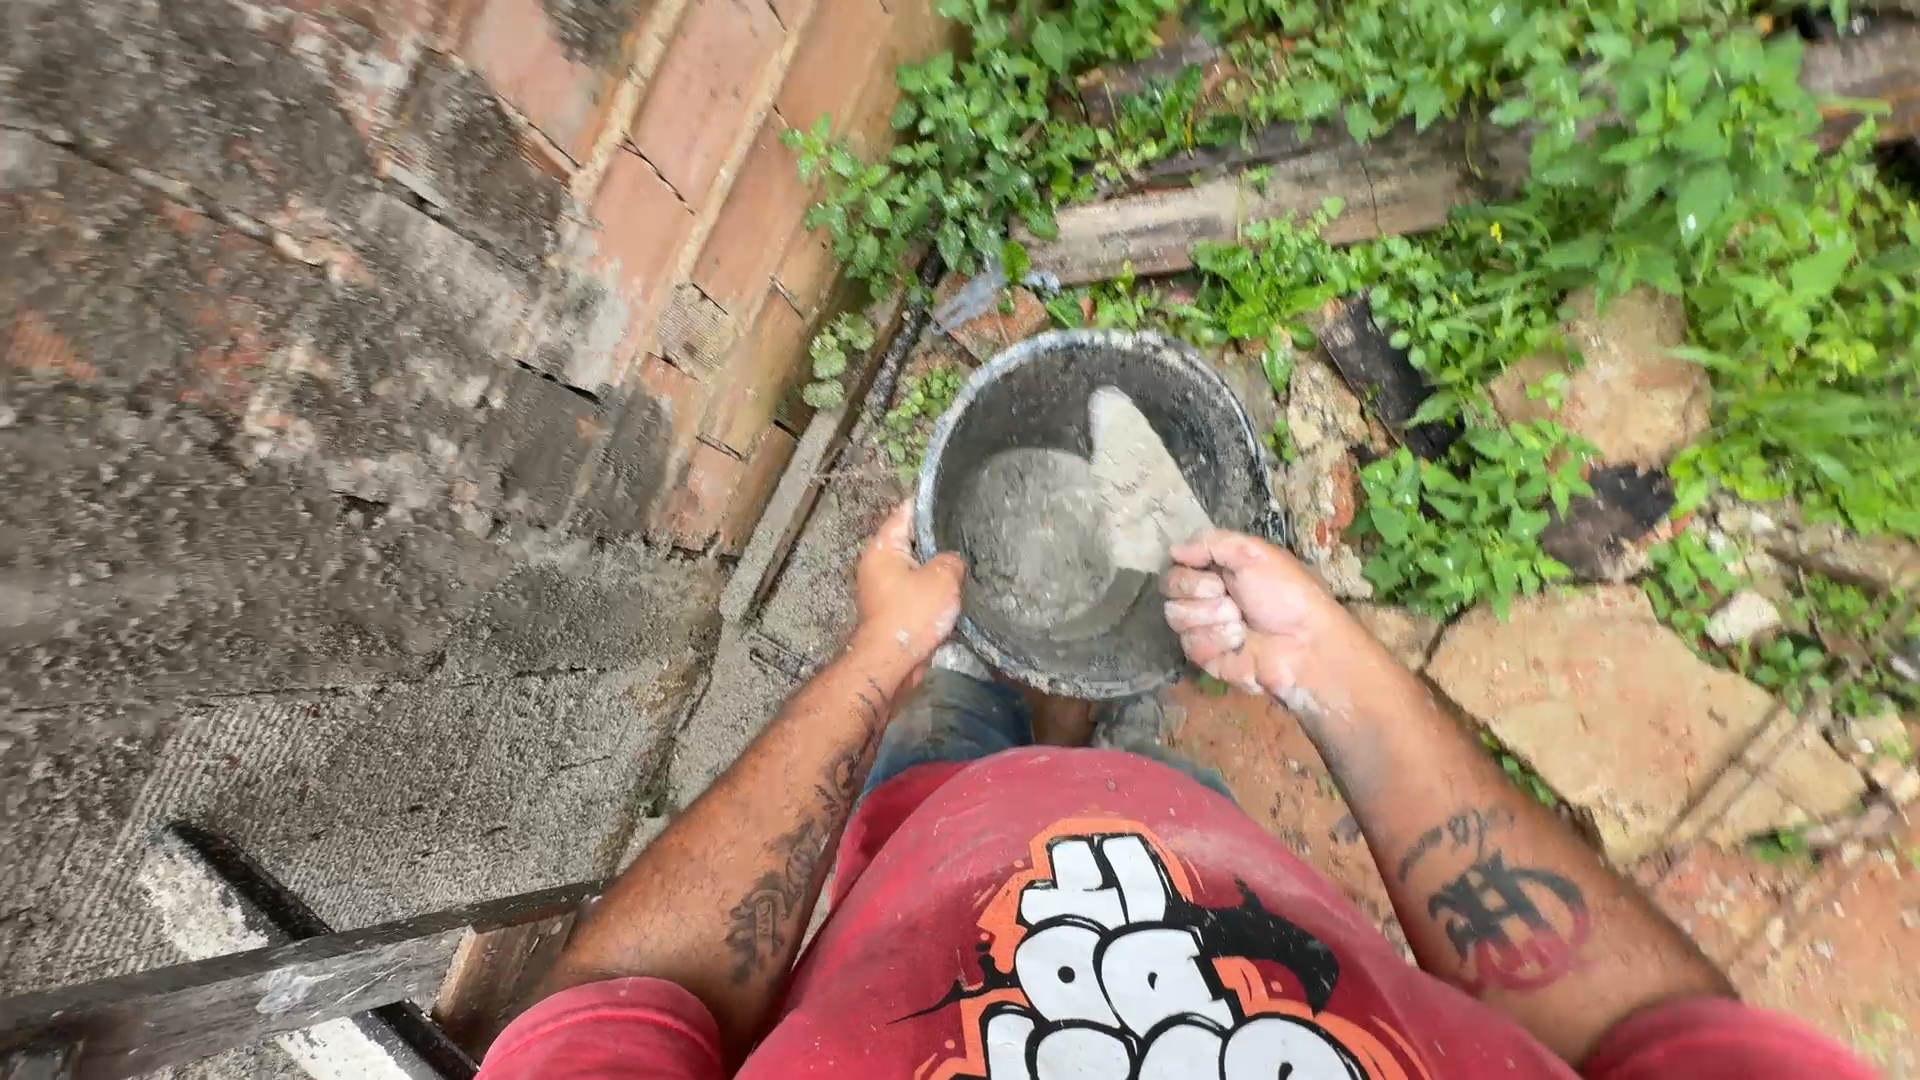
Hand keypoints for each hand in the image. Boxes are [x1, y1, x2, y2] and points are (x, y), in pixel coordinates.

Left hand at [853, 501, 966, 677]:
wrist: (892, 661)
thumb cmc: (912, 613)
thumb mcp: (943, 577)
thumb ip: (952, 559)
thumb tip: (952, 562)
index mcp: (883, 547)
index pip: (906, 512)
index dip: (930, 504)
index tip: (954, 497)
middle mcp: (878, 563)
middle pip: (912, 540)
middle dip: (938, 539)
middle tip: (969, 532)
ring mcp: (883, 587)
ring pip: (917, 568)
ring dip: (937, 570)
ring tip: (967, 563)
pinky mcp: (892, 609)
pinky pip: (916, 591)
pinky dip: (933, 592)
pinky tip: (956, 592)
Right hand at [1160, 529, 1358, 713]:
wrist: (1304, 645)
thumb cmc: (1287, 595)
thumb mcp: (1255, 554)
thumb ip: (1212, 542)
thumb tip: (1174, 551)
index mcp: (1217, 570)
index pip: (1175, 564)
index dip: (1189, 569)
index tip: (1213, 573)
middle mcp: (1205, 596)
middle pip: (1169, 588)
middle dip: (1200, 591)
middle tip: (1230, 597)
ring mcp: (1202, 627)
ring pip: (1176, 616)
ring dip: (1211, 617)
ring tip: (1240, 622)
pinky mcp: (1205, 656)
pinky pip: (1190, 644)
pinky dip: (1217, 640)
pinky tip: (1239, 641)